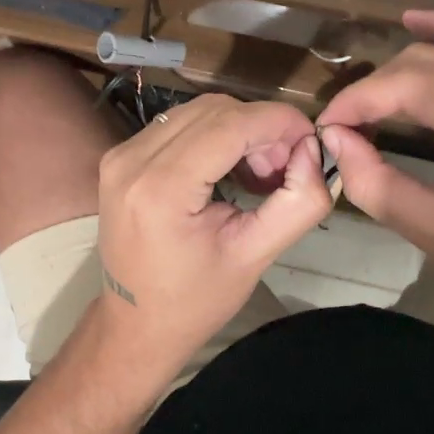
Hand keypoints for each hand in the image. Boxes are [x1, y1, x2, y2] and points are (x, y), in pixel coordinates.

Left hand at [96, 95, 332, 366]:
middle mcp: (131, 161)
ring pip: (196, 111)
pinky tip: (229, 171)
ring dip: (239, 129)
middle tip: (285, 170)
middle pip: (214, 110)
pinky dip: (213, 136)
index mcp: (161, 189)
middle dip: (261, 128)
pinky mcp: (119, 157)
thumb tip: (314, 150)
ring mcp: (119, 155)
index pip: (230, 124)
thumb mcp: (256, 256)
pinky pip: (177, 125)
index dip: (279, 122)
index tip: (311, 141)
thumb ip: (298, 203)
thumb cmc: (196, 301)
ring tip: (259, 175)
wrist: (135, 324)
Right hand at [316, 10, 433, 320]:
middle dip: (377, 90)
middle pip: (431, 62)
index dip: (362, 99)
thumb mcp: (432, 231)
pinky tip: (414, 21)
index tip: (326, 126)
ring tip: (366, 98)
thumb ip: (375, 182)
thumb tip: (333, 138)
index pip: (416, 86)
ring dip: (403, 68)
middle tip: (342, 127)